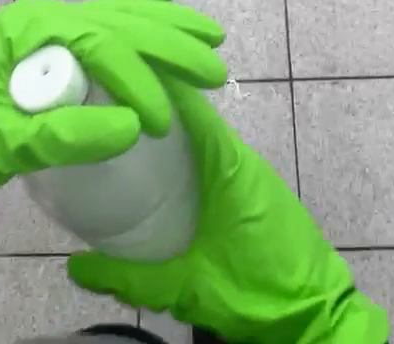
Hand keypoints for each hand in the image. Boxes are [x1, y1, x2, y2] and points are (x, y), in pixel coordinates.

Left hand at [0, 0, 226, 278]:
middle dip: (170, 44)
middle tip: (215, 73)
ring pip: (119, 16)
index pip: (96, 42)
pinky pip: (105, 21)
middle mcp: (40, 17)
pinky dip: (138, 10)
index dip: (137, 77)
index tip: (161, 123)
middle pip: (117, 21)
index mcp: (25, 28)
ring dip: (166, 26)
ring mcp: (46, 27)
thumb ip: (59, 137)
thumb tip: (132, 128)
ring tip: (211, 36)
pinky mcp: (52, 45)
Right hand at [67, 83, 388, 343]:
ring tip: (120, 131)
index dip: (155, 85)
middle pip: (191, 116)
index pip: (190, 105)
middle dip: (152, 106)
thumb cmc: (259, 291)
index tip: (114, 75)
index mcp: (229, 163)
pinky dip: (183, 155)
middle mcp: (240, 156)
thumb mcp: (189, 287)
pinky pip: (211, 158)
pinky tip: (154, 173)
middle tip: (103, 105)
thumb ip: (131, 278)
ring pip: (201, 137)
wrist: (318, 317)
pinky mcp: (250, 190)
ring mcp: (248, 172)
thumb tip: (75, 267)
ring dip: (167, 132)